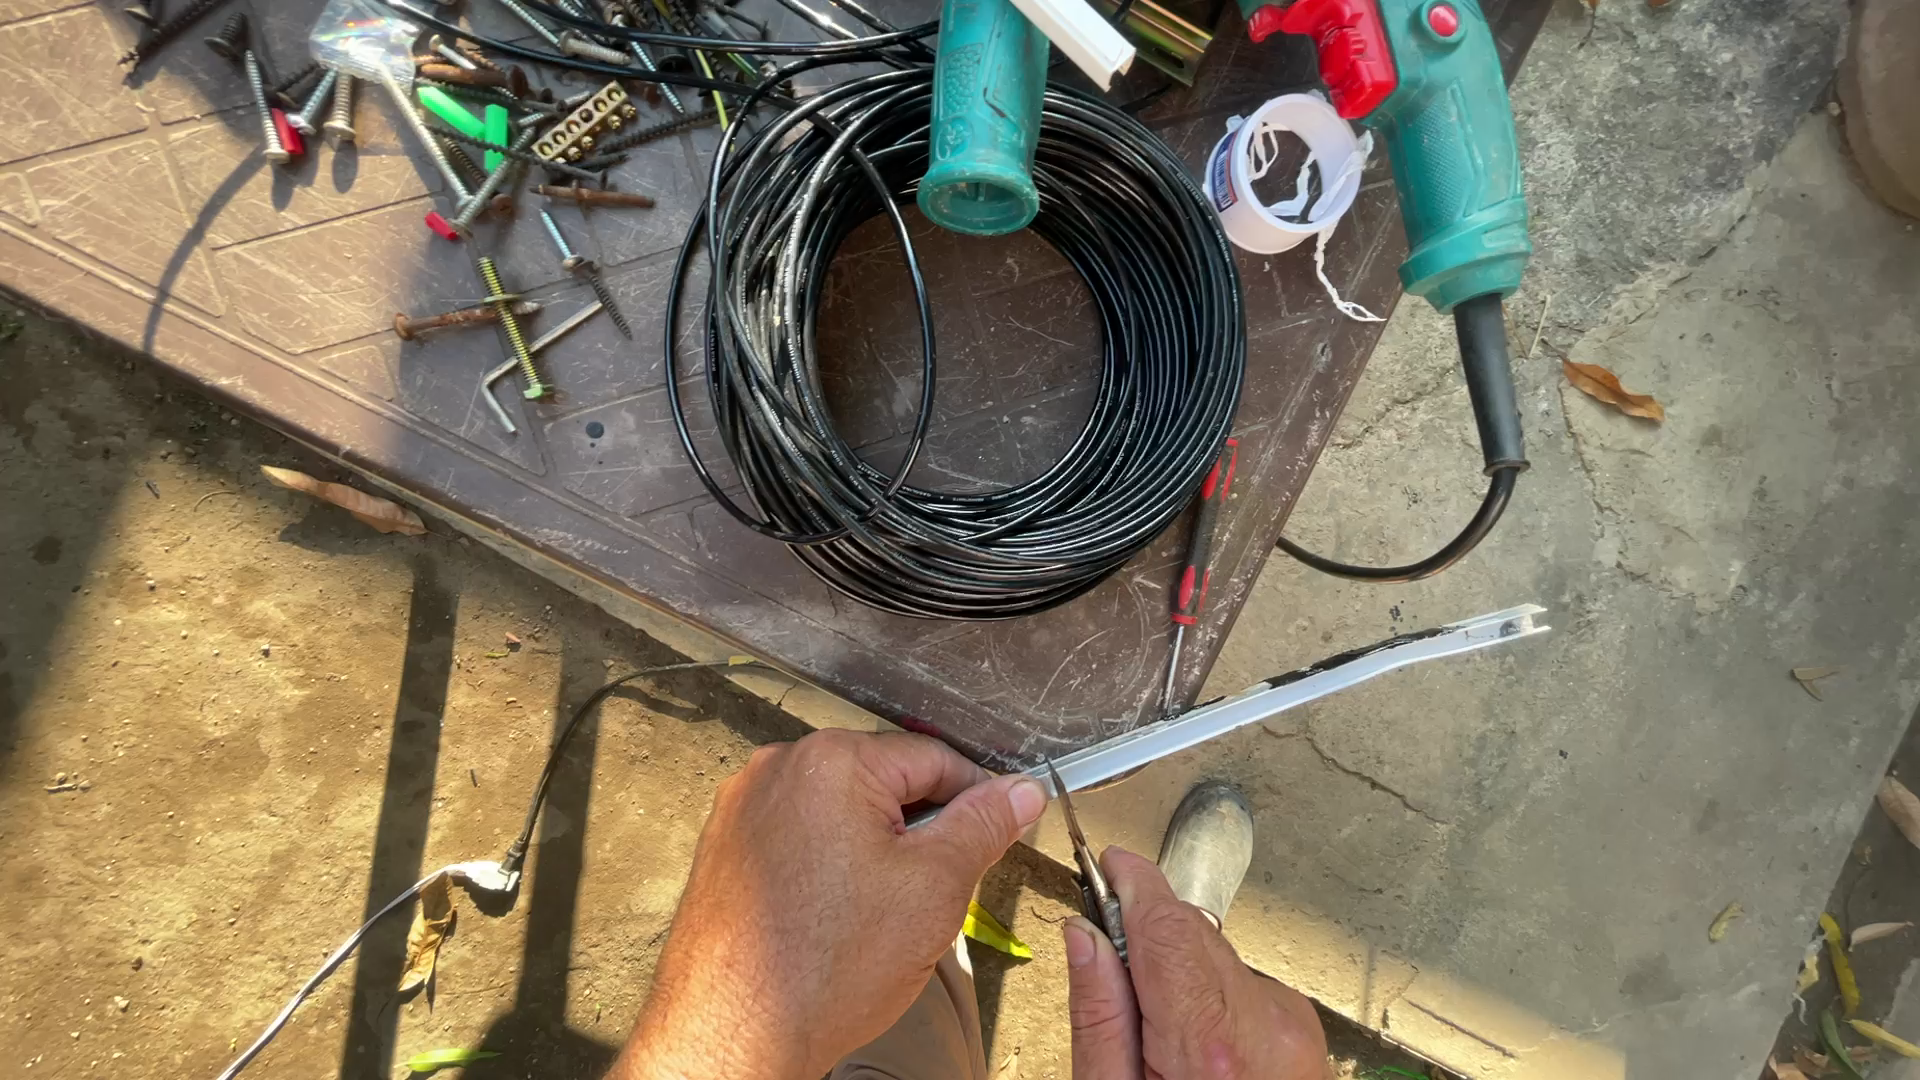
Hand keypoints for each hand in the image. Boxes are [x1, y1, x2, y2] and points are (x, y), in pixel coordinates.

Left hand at [614, 730, 1048, 1079]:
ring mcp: (748, 801)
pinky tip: (839, 907)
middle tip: (938, 882)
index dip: (975, 796)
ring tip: (883, 905)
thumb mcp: (932, 889)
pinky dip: (833, 855)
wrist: (727, 1042)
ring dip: (877, 840)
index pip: (932, 758)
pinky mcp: (730, 838)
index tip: (996, 827)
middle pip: (885, 779)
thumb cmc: (822, 970)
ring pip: (844, 805)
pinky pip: (803, 827)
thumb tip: (1020, 792)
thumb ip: (982, 827)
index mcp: (832, 759)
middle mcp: (782, 765)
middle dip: (922, 824)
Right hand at [1066, 847, 1327, 1078]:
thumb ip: (1098, 1013)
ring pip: (1215, 952)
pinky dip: (1207, 988)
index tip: (1107, 863)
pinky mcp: (1304, 1037)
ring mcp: (1294, 1032)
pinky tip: (1190, 1037)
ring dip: (1176, 961)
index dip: (1133, 882)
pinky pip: (1241, 981)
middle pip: (1190, 930)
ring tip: (1152, 1022)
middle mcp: (1267, 1028)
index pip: (1167, 923)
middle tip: (1106, 951)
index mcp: (1211, 1049)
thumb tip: (1084, 932)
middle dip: (1145, 927)